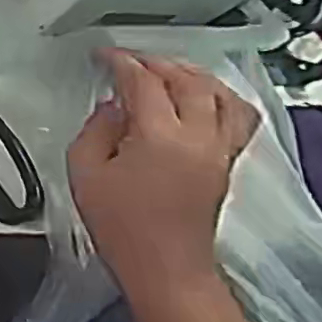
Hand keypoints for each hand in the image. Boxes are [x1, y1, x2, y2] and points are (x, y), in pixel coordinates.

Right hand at [68, 49, 260, 303]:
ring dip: (193, 76)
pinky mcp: (226, 164)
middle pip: (188, 83)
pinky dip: (218, 97)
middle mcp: (199, 140)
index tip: (103, 55)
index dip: (121, 62)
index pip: (144, 83)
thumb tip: (112, 107)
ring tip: (167, 70)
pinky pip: (237, 117)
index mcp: (160, 137)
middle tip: (129, 58)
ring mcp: (220, 152)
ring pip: (222, 96)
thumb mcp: (84, 167)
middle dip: (157, 63)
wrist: (163, 266)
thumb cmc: (119, 222)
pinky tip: (199, 96)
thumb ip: (97, 127)